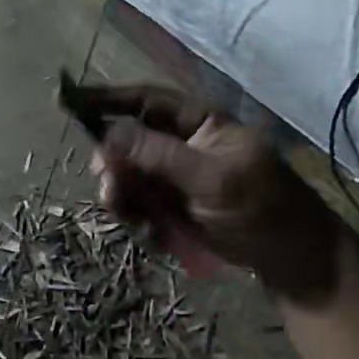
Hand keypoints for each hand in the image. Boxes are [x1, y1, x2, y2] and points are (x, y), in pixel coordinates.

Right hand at [74, 84, 351, 302]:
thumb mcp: (212, 177)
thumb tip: (109, 132)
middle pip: (127, 142)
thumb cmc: (263, 207)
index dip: (106, 98)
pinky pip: (139, 208)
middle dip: (114, 165)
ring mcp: (174, 178)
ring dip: (125, 199)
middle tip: (111, 187)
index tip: (66, 100)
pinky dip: (141, 223)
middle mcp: (180, 144)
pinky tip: (158, 238)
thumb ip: (159, 154)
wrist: (292, 260)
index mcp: (198, 122)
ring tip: (140, 223)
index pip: (144, 100)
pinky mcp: (171, 209)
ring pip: (127, 178)